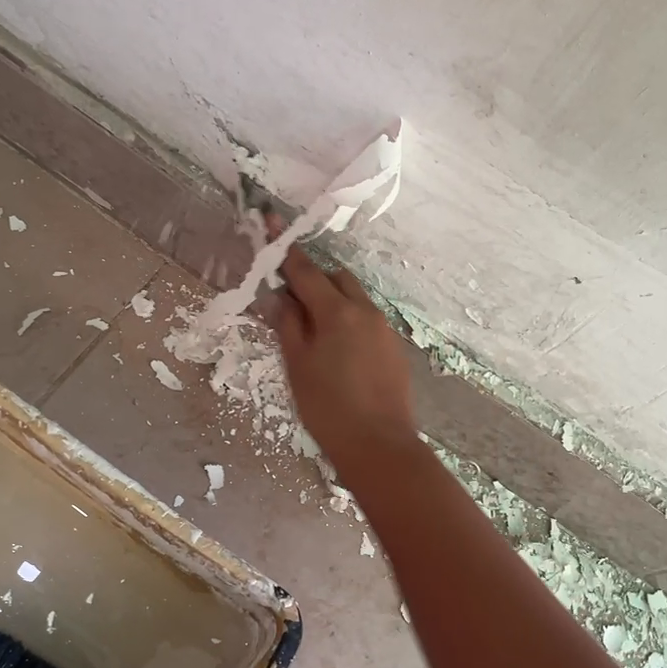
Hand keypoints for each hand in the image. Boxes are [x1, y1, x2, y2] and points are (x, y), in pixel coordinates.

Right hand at [268, 223, 415, 461]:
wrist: (379, 446)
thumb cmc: (328, 408)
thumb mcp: (297, 365)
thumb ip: (288, 324)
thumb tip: (280, 295)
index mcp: (336, 311)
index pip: (305, 269)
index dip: (285, 248)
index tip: (271, 221)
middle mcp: (365, 310)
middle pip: (336, 279)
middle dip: (314, 281)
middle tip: (292, 306)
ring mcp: (384, 328)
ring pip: (354, 299)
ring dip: (334, 303)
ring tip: (315, 336)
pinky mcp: (394, 348)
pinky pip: (367, 321)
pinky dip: (349, 323)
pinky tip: (339, 355)